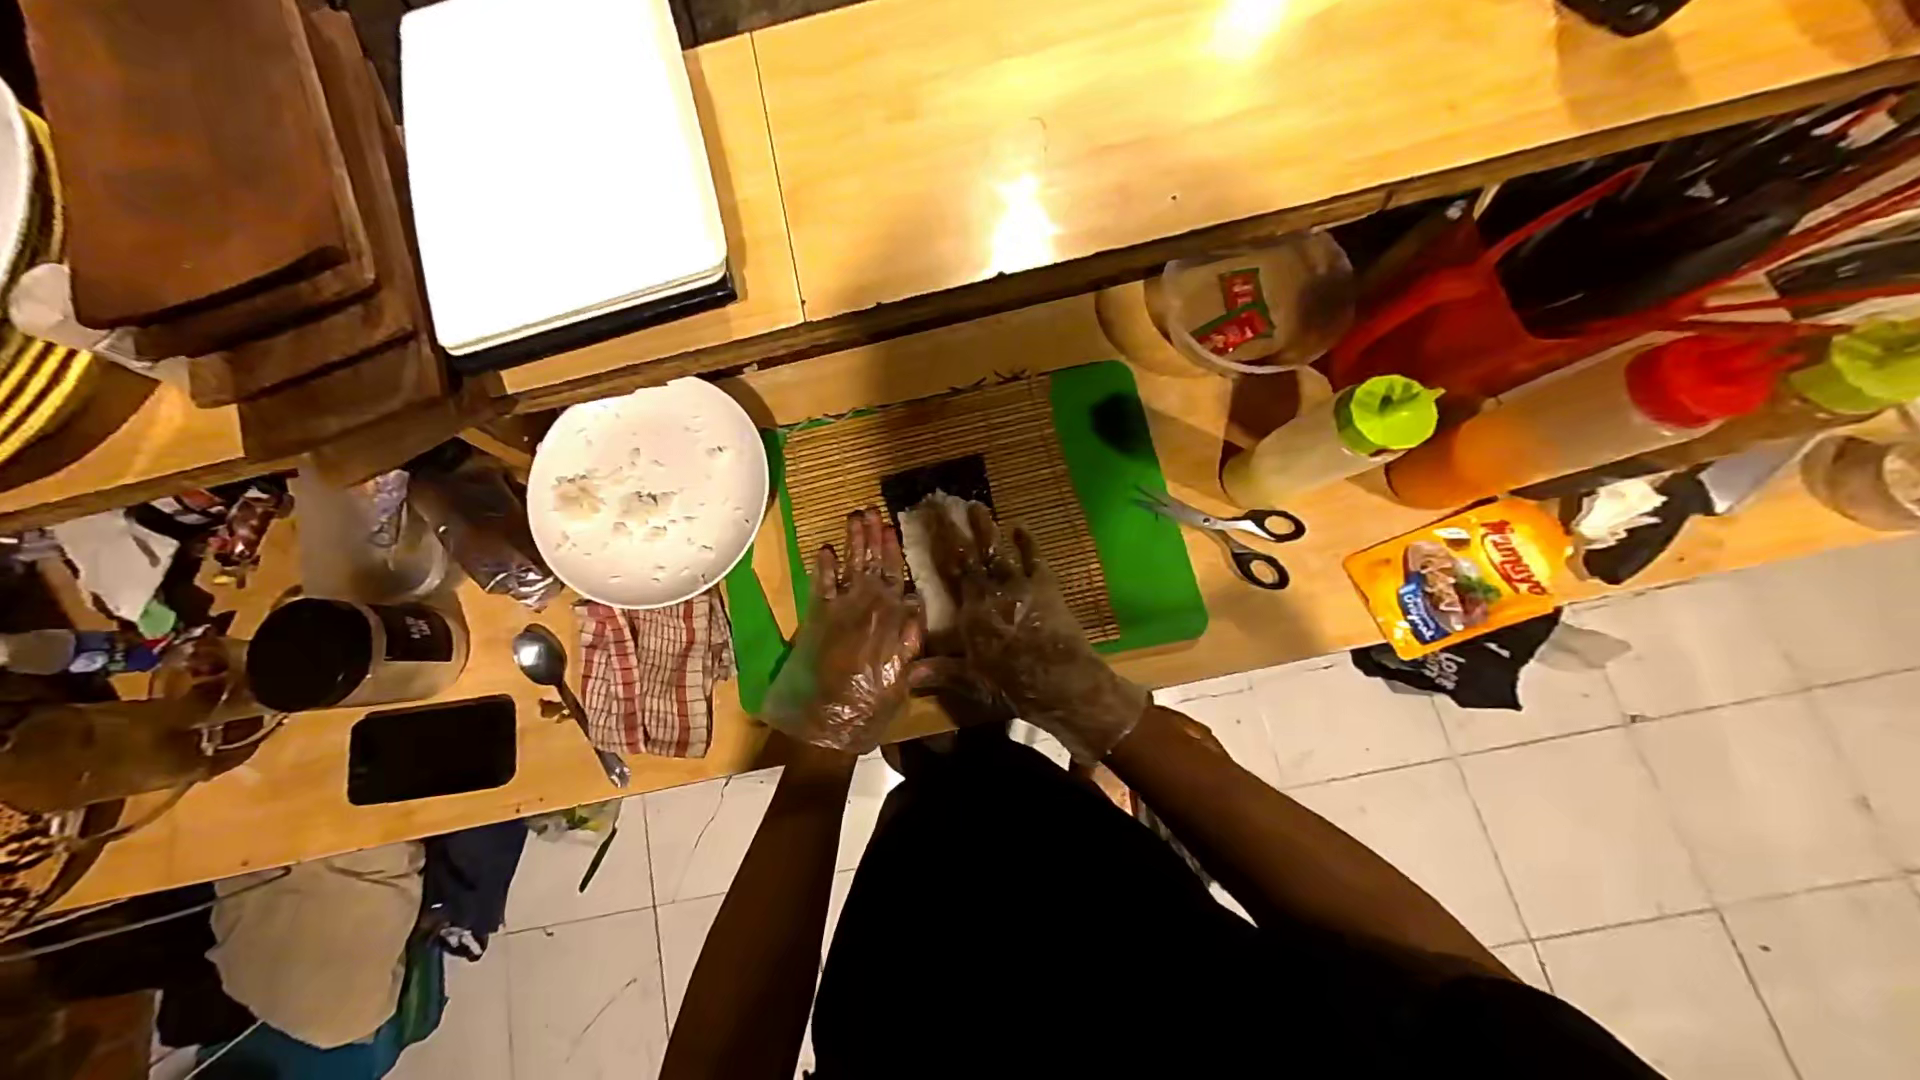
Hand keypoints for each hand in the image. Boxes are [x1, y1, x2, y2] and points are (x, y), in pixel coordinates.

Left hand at [761, 509, 925, 754]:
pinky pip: (821, 586)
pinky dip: (823, 567)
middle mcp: (866, 607)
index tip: (891, 525)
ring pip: (849, 567)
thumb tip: (917, 606)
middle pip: (871, 563)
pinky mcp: (818, 619)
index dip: (893, 549)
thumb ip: (909, 641)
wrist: (829, 722)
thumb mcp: (903, 676)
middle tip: (871, 508)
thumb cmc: (872, 704)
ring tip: (854, 515)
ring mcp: (840, 610)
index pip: (895, 575)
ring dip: (851, 541)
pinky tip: (825, 547)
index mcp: (890, 619)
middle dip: (871, 535)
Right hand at [929, 502, 1148, 760]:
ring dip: (986, 528)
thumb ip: (940, 671)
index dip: (938, 541)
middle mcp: (991, 590)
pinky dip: (1027, 543)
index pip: (949, 568)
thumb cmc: (1011, 682)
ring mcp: (1019, 585)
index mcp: (970, 609)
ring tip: (976, 506)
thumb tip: (907, 675)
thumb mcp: (971, 680)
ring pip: (997, 550)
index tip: (928, 518)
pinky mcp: (1046, 587)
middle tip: (944, 502)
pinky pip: (1034, 559)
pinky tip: (1021, 527)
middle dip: (956, 526)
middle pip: (970, 552)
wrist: (1059, 679)